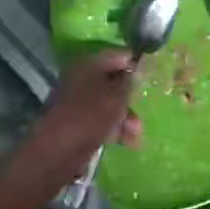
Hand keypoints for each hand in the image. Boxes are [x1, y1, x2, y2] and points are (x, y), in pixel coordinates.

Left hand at [36, 51, 141, 165]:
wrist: (58, 152)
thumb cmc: (90, 116)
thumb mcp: (116, 96)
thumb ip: (129, 82)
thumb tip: (137, 72)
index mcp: (88, 65)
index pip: (117, 56)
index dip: (135, 64)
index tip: (151, 74)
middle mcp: (82, 80)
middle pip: (114, 82)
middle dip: (132, 97)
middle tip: (145, 106)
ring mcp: (79, 103)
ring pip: (110, 104)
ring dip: (126, 117)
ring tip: (136, 134)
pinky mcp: (79, 124)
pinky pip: (103, 121)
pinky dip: (116, 129)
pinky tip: (129, 142)